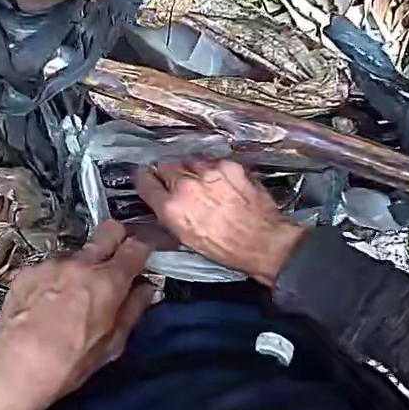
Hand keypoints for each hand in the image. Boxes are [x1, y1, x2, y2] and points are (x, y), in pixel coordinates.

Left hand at [0, 221, 154, 409]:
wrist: (13, 369)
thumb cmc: (70, 362)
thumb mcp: (113, 344)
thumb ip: (133, 310)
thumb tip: (147, 289)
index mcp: (109, 280)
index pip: (136, 247)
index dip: (144, 248)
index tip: (145, 256)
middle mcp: (82, 263)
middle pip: (109, 231)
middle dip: (118, 238)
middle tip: (117, 258)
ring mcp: (52, 264)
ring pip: (77, 254)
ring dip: (82, 267)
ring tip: (72, 295)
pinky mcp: (27, 272)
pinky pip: (50, 268)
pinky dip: (55, 279)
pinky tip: (46, 303)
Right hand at [134, 160, 304, 284]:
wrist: (263, 241)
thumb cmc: (226, 249)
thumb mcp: (187, 239)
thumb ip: (170, 215)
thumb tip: (162, 203)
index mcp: (171, 208)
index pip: (145, 181)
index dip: (145, 179)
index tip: (147, 178)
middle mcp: (186, 186)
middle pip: (165, 165)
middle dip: (168, 173)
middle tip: (176, 181)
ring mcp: (209, 172)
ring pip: (189, 160)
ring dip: (191, 168)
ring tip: (202, 181)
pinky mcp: (229, 166)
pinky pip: (213, 161)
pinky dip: (214, 169)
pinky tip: (221, 181)